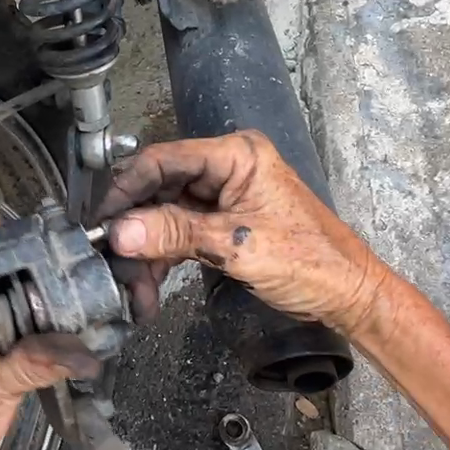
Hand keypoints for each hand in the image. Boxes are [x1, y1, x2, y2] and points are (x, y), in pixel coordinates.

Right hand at [97, 131, 391, 334]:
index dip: (128, 188)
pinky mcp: (222, 223)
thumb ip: (176, 234)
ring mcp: (224, 196)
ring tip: (133, 286)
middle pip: (161, 188)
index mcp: (237, 155)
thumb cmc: (311, 261)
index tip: (101, 218)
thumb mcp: (238, 246)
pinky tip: (149, 285)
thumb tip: (121, 232)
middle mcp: (227, 168)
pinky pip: (180, 233)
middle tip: (110, 257)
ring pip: (166, 214)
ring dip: (147, 250)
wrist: (348, 294)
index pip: (165, 159)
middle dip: (135, 226)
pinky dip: (164, 258)